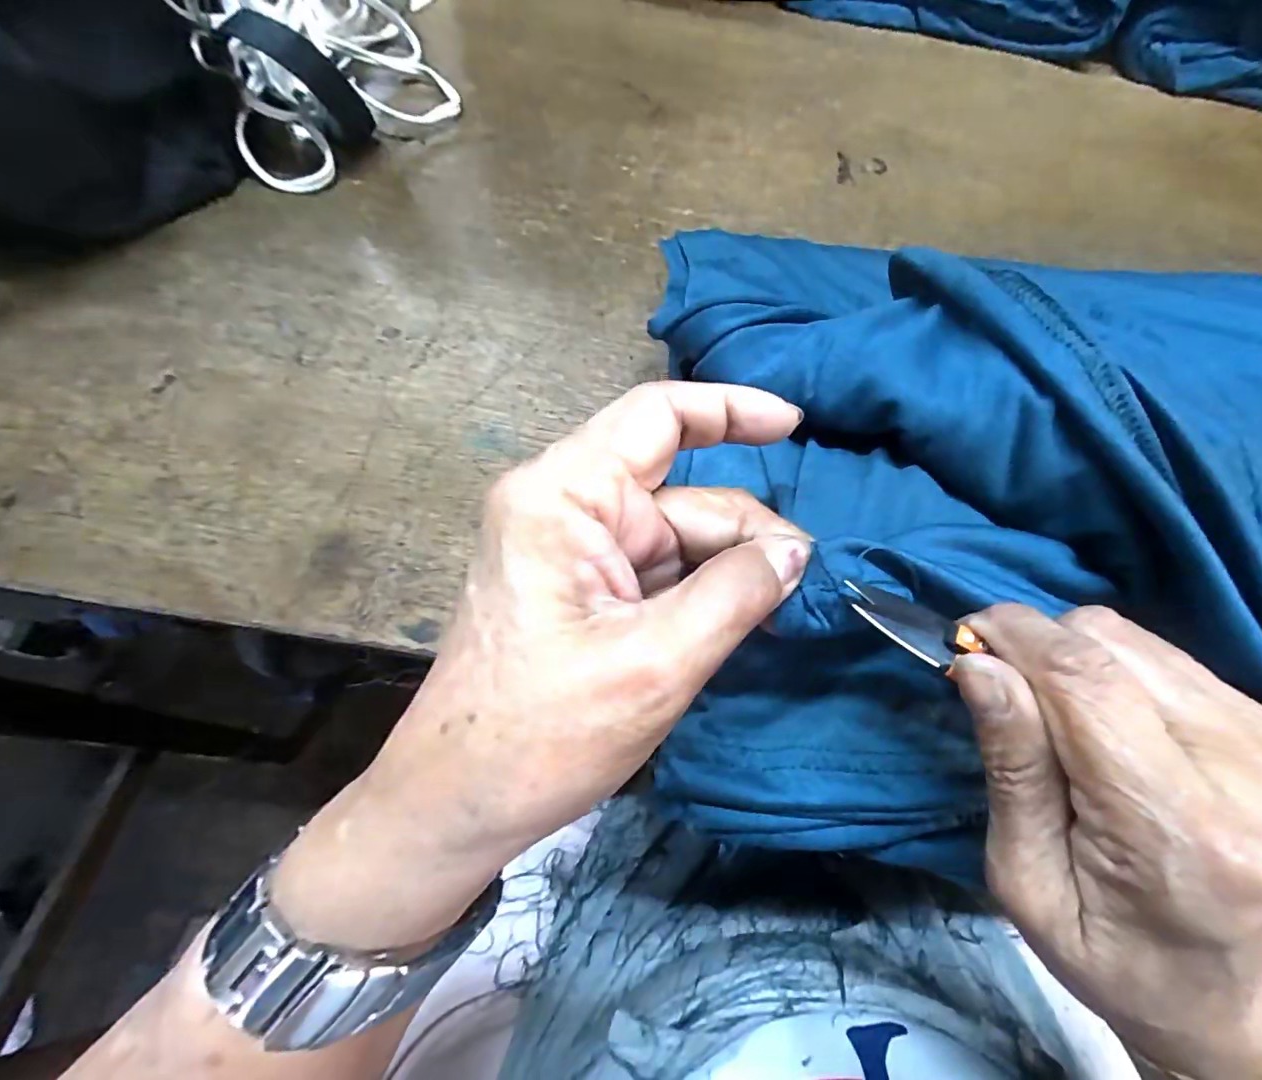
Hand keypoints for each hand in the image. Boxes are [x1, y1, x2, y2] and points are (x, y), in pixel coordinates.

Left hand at [273, 382, 810, 947]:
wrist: (459, 809)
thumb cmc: (540, 734)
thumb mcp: (655, 662)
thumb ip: (736, 594)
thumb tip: (797, 553)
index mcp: (564, 499)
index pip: (657, 418)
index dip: (731, 409)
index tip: (795, 423)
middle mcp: (575, 511)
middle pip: (692, 496)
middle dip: (752, 535)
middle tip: (803, 585)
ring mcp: (589, 555)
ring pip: (692, 540)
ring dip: (740, 571)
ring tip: (780, 613)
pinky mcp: (600, 594)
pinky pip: (678, 574)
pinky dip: (719, 593)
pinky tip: (753, 619)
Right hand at [950, 605, 1261, 1079]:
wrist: (1222, 992)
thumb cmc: (1108, 951)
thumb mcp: (1027, 879)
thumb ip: (1012, 765)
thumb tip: (981, 666)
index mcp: (1182, 832)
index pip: (1087, 684)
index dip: (1020, 639)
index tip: (969, 634)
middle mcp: (1254, 776)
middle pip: (1114, 648)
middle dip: (1043, 649)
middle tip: (1007, 685)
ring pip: (1143, 643)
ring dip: (1083, 661)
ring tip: (1067, 719)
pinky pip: (1175, 662)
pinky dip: (1124, 674)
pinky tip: (1119, 724)